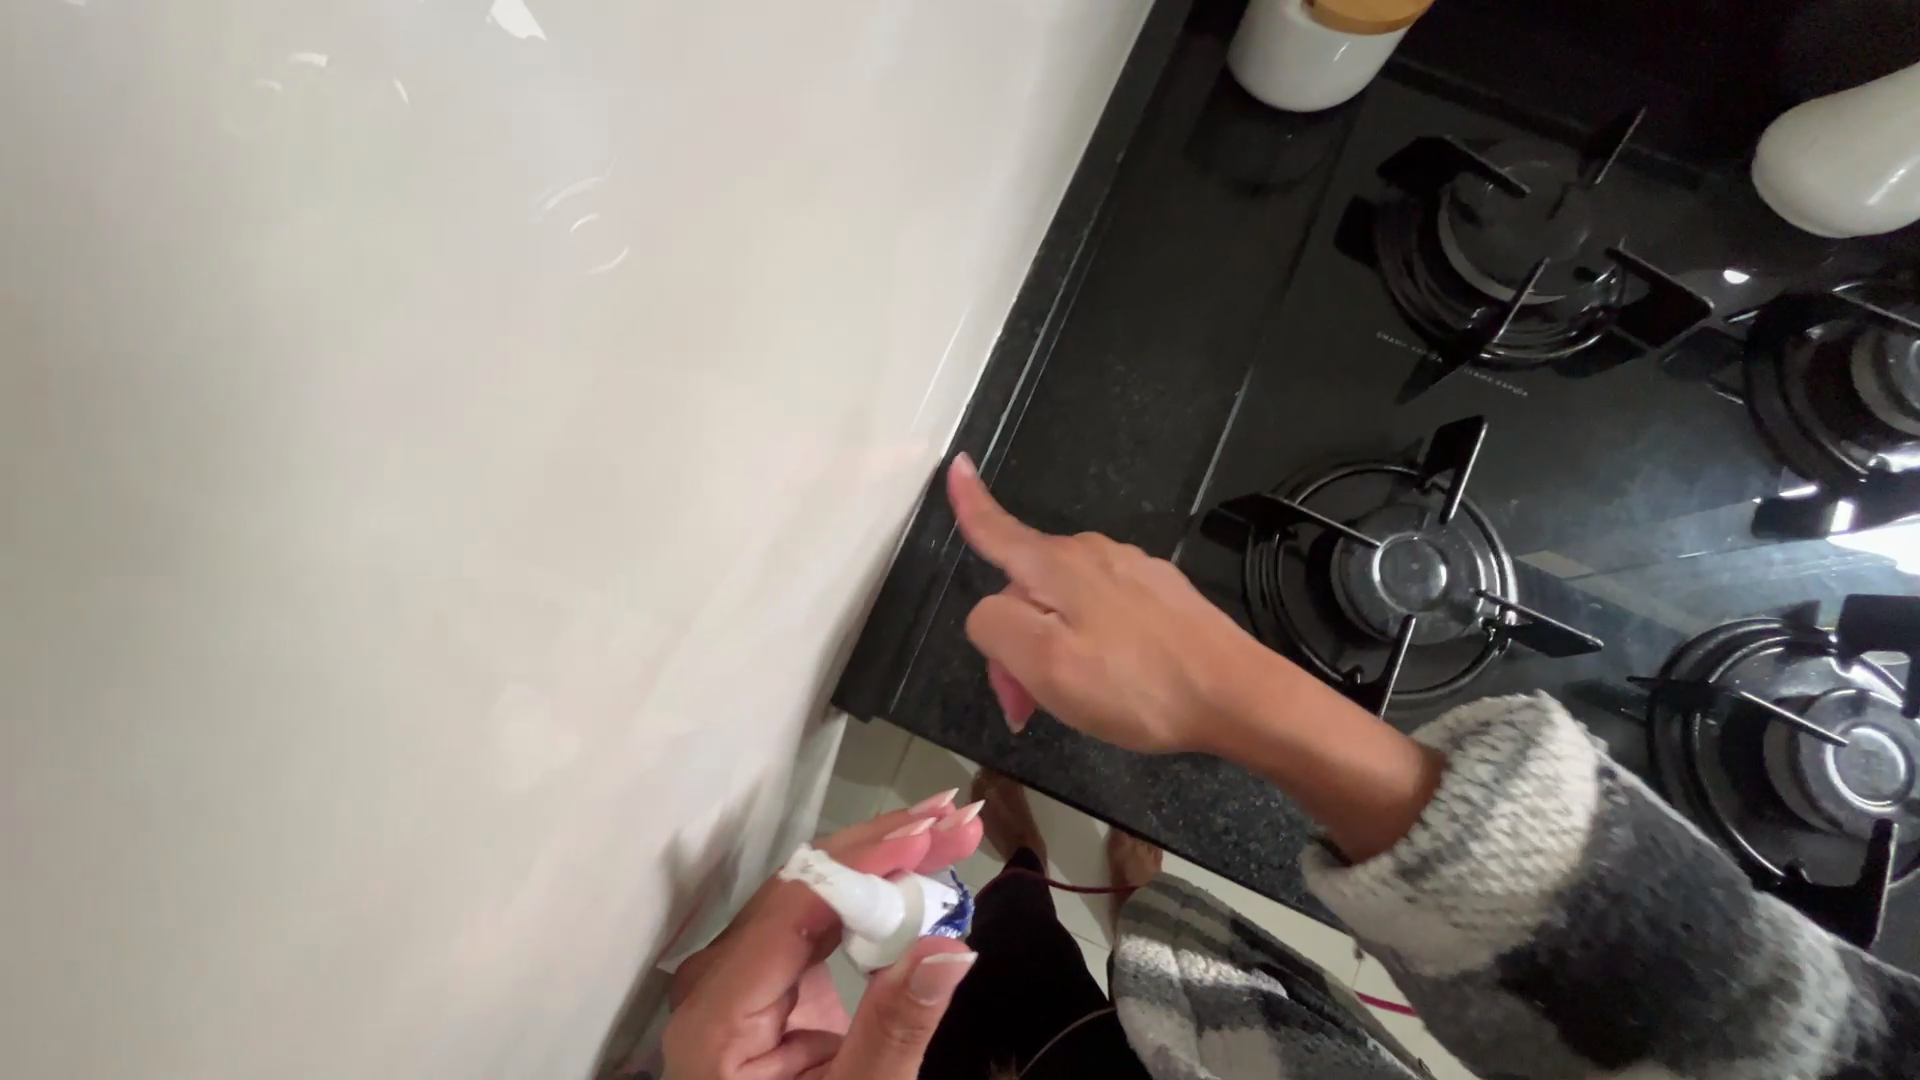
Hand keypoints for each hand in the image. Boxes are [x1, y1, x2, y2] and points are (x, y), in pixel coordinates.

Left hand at [664, 797, 985, 1079]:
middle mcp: (719, 977)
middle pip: (806, 884)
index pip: (794, 906)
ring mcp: (742, 971)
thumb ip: (894, 1031)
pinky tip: (915, 866)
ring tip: (949, 830)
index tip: (927, 833)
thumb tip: (952, 948)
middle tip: (956, 819)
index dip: (863, 861)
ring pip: (817, 888)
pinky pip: (822, 914)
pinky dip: (874, 890)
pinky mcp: (771, 974)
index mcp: (717, 1015)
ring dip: (887, 855)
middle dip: (887, 845)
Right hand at [947, 454, 1445, 860]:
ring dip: (1052, 649)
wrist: (1238, 695)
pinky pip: (1102, 610)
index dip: (969, 503)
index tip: (957, 466)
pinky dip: (1089, 644)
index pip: (997, 530)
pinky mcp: (1159, 592)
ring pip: (1064, 603)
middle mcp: (1090, 554)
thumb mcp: (1044, 664)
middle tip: (1029, 705)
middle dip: (1015, 641)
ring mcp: (1130, 570)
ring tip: (1076, 700)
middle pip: (1025, 588)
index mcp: (1055, 567)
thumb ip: (995, 627)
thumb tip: (990, 609)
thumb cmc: (1134, 683)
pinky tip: (1116, 679)